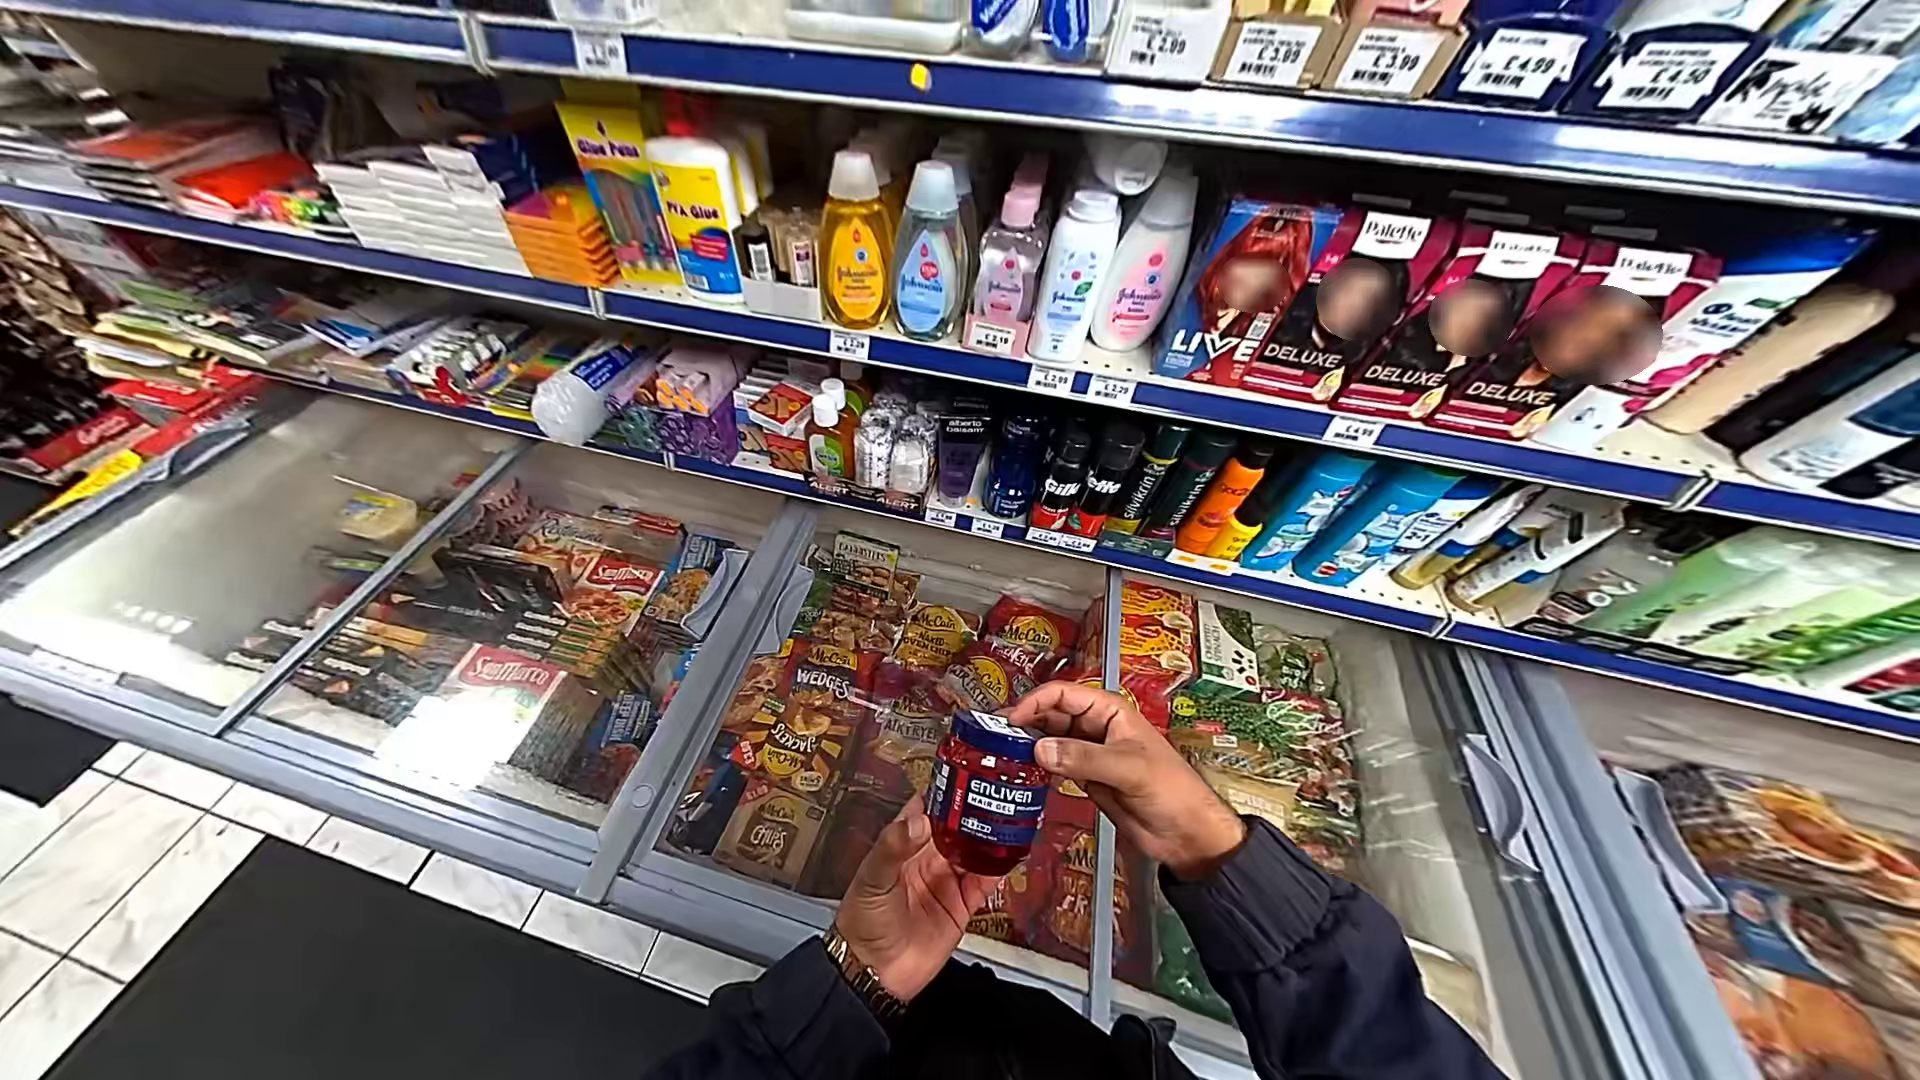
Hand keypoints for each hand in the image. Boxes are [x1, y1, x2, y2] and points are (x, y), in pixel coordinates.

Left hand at [832, 795, 1001, 1002]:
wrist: (873, 975)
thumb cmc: (863, 920)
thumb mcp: (872, 878)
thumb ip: (893, 847)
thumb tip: (920, 821)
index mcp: (906, 843)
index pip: (928, 809)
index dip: (945, 792)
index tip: (965, 775)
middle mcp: (929, 857)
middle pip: (957, 827)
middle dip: (975, 811)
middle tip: (996, 793)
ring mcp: (947, 881)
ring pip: (974, 851)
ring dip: (989, 838)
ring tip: (1009, 819)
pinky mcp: (961, 907)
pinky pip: (984, 885)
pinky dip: (997, 871)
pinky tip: (1008, 857)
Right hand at [1005, 681, 1245, 879]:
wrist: (1188, 834)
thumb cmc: (1170, 789)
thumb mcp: (1128, 768)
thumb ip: (1083, 758)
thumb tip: (1039, 750)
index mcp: (1108, 710)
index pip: (1063, 695)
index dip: (1035, 702)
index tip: (1011, 720)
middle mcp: (1095, 726)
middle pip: (1051, 714)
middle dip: (1025, 720)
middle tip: (994, 734)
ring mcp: (1089, 751)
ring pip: (1050, 738)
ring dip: (1027, 742)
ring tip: (999, 751)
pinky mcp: (1086, 777)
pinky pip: (1055, 763)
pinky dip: (1037, 764)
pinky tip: (1020, 770)